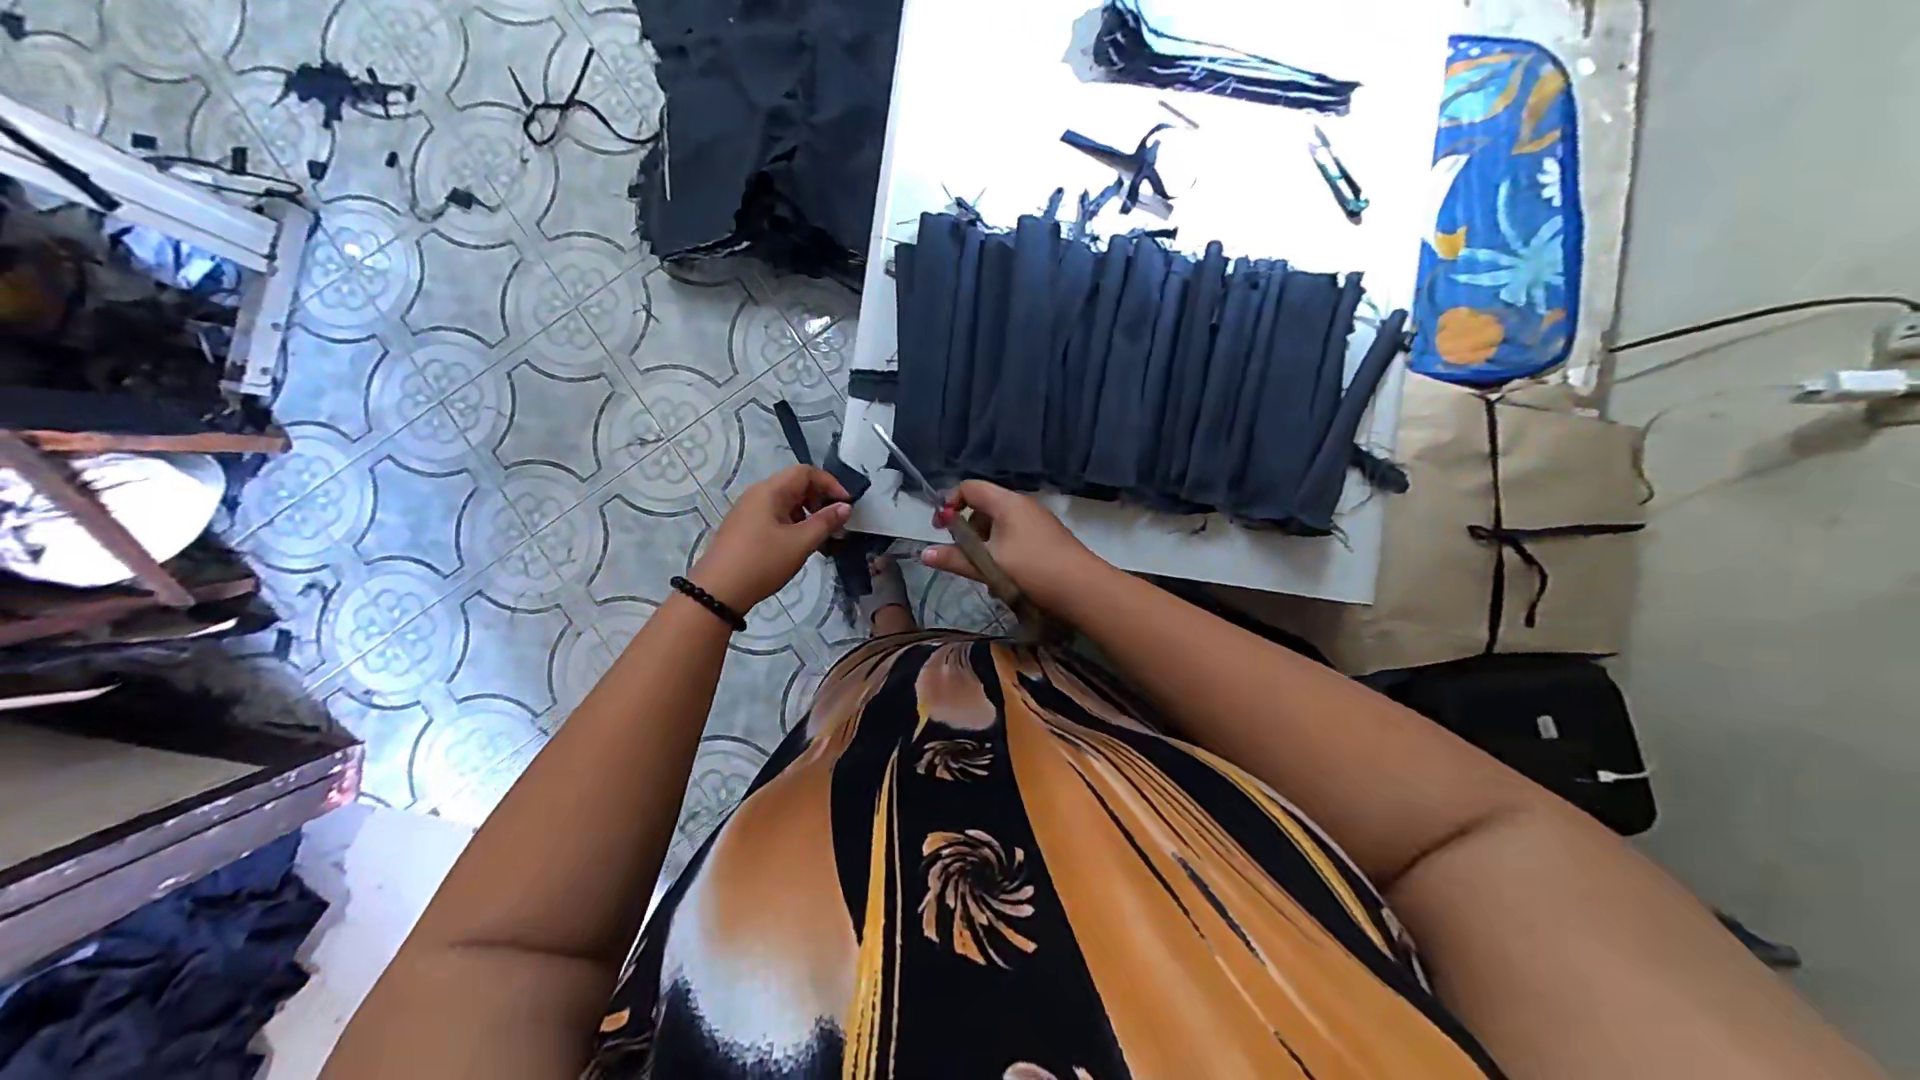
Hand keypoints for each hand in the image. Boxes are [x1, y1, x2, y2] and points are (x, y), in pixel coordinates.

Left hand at [690, 465, 850, 612]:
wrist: (718, 591)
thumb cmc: (762, 562)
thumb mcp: (800, 543)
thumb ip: (826, 522)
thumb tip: (845, 506)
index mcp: (770, 491)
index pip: (806, 472)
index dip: (830, 484)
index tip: (847, 505)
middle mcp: (758, 494)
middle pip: (796, 484)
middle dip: (820, 499)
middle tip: (836, 522)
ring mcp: (748, 511)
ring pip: (786, 502)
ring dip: (808, 513)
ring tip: (821, 537)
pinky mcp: (745, 528)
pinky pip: (775, 516)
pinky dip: (793, 523)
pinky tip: (800, 545)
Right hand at [918, 480, 1110, 615]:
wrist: (1084, 589)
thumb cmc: (1032, 570)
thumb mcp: (989, 565)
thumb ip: (955, 559)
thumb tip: (923, 554)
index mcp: (1007, 503)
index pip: (970, 487)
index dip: (950, 503)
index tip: (941, 528)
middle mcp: (1023, 505)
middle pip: (984, 507)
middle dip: (967, 529)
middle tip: (961, 555)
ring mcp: (1039, 522)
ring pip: (1000, 525)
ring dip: (985, 544)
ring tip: (984, 572)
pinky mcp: (1049, 539)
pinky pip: (1016, 536)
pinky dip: (1003, 551)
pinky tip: (1006, 577)